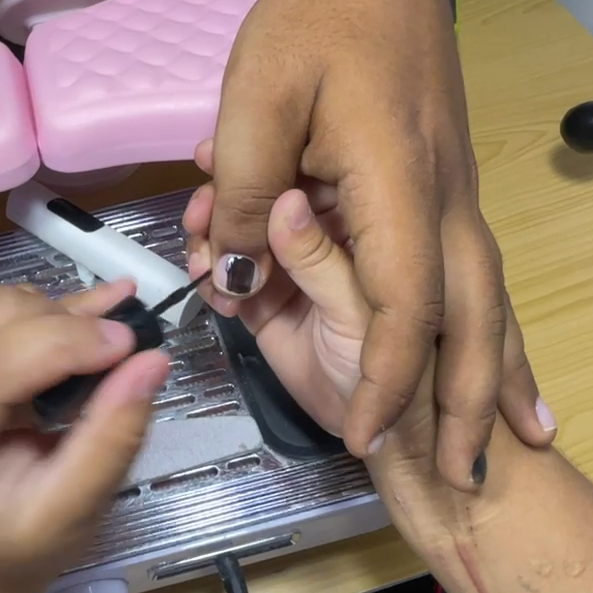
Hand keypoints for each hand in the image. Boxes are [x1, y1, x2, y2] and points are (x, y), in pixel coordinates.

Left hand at [0, 281, 170, 592]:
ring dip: (62, 314)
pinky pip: (1, 311)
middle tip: (128, 347)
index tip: (129, 343)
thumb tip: (152, 361)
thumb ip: (111, 439)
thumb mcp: (73, 514)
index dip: (62, 343)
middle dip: (68, 324)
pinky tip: (99, 310)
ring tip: (112, 340)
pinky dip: (53, 310)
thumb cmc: (18, 547)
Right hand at [192, 184, 462, 529]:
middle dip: (225, 196)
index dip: (261, 165)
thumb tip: (283, 202)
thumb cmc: (398, 374)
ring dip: (211, 234)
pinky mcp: (262, 298)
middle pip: (264, 198)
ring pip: (240, 232)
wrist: (376, 437)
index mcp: (366, 223)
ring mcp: (289, 264)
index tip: (216, 155)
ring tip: (195, 241)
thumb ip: (321, 260)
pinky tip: (201, 276)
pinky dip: (209, 273)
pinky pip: (226, 275)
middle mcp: (324, 233)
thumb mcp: (358, 311)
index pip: (306, 177)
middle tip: (198, 201)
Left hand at [194, 0, 554, 488]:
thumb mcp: (253, 103)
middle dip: (467, 399)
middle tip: (466, 475)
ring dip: (494, 370)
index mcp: (400, 185)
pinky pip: (471, 267)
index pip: (406, 303)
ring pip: (486, 293)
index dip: (390, 378)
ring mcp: (453, 190)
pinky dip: (489, 321)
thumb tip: (243, 278)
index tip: (368, 438)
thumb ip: (246, 196)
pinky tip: (503, 353)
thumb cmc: (311, 23)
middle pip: (475, 312)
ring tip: (512, 441)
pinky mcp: (442, 182)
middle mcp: (445, 199)